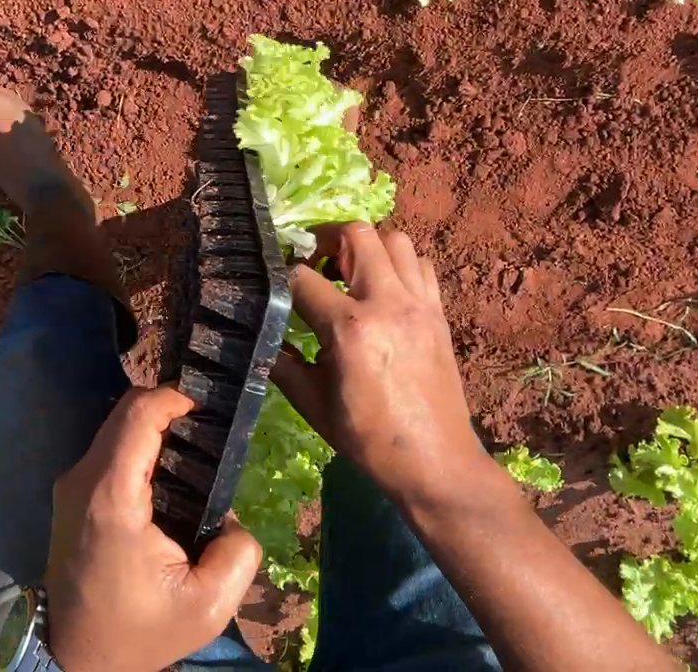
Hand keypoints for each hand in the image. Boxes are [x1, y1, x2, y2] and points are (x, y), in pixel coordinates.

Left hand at [45, 386, 260, 671]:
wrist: (77, 662)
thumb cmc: (139, 634)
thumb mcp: (207, 607)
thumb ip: (238, 554)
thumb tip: (231, 517)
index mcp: (111, 496)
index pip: (138, 413)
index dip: (174, 396)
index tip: (209, 404)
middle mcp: (82, 479)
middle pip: (125, 412)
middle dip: (168, 407)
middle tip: (209, 425)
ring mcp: (70, 485)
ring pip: (115, 428)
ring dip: (153, 427)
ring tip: (194, 449)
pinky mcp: (69, 495)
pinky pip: (107, 450)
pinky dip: (138, 445)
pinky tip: (167, 473)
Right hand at [272, 221, 491, 512]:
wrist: (435, 463)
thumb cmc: (367, 437)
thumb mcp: (311, 403)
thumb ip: (282, 362)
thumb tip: (258, 336)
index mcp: (350, 328)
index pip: (303, 276)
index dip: (282, 274)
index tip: (274, 281)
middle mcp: (387, 303)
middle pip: (356, 234)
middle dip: (326, 238)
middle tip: (313, 259)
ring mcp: (419, 304)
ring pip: (394, 239)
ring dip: (366, 245)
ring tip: (349, 269)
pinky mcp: (438, 312)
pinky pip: (420, 264)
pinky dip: (398, 263)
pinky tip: (382, 287)